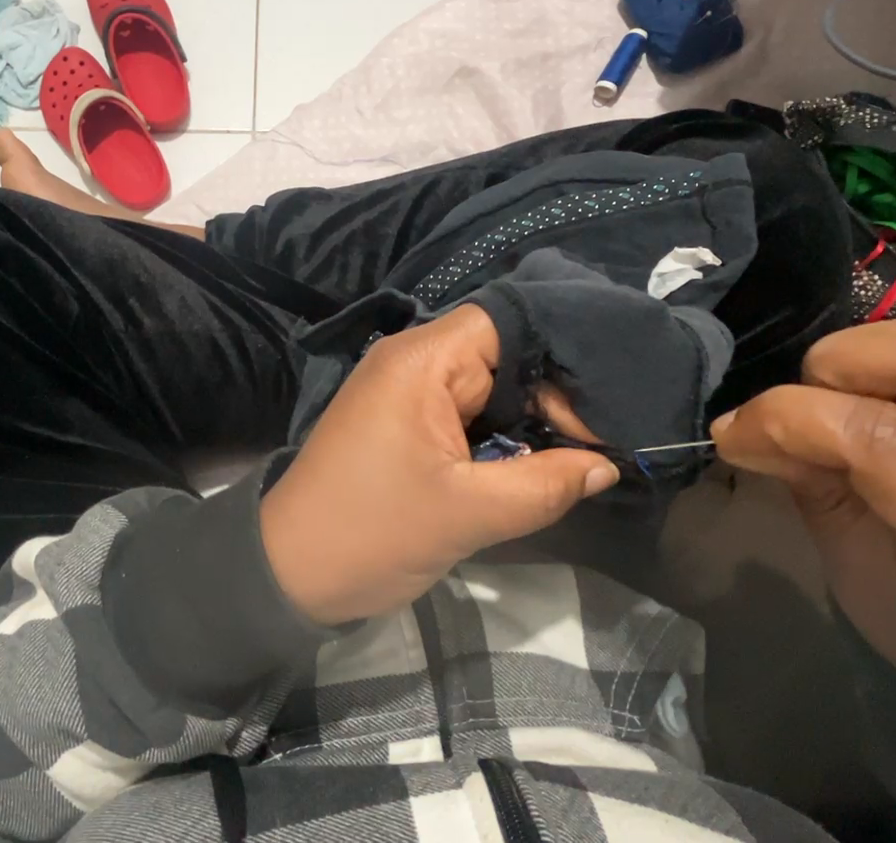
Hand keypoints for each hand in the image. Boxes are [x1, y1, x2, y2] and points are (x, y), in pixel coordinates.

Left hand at [260, 304, 618, 625]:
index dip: (559, 352)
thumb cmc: (372, 533)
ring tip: (587, 448)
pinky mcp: (405, 424)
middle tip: (603, 439)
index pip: (505, 321)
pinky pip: (467, 414)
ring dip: (530, 417)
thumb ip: (545, 484)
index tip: (605, 403)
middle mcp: (412, 362)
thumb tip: (606, 464)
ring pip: (488, 387)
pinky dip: (502, 434)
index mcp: (419, 362)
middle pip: (501, 352)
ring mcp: (406, 393)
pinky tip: (542, 460)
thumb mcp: (468, 514)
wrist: (290, 573)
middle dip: (553, 393)